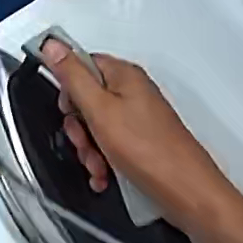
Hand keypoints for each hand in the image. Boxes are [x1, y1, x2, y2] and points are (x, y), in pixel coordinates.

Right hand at [43, 38, 242, 241]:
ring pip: (96, 124)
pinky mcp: (141, 141)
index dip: (68, 88)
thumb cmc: (152, 153)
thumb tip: (52, 45)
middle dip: (79, 126)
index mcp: (123, 75)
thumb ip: (72, 76)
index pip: (80, 64)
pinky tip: (104, 175)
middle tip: (84, 141)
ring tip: (98, 164)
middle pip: (86, 97)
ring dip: (89, 147)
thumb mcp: (99, 110)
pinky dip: (102, 160)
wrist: (190, 196)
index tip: (67, 109)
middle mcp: (132, 92)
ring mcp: (138, 117)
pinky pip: (110, 143)